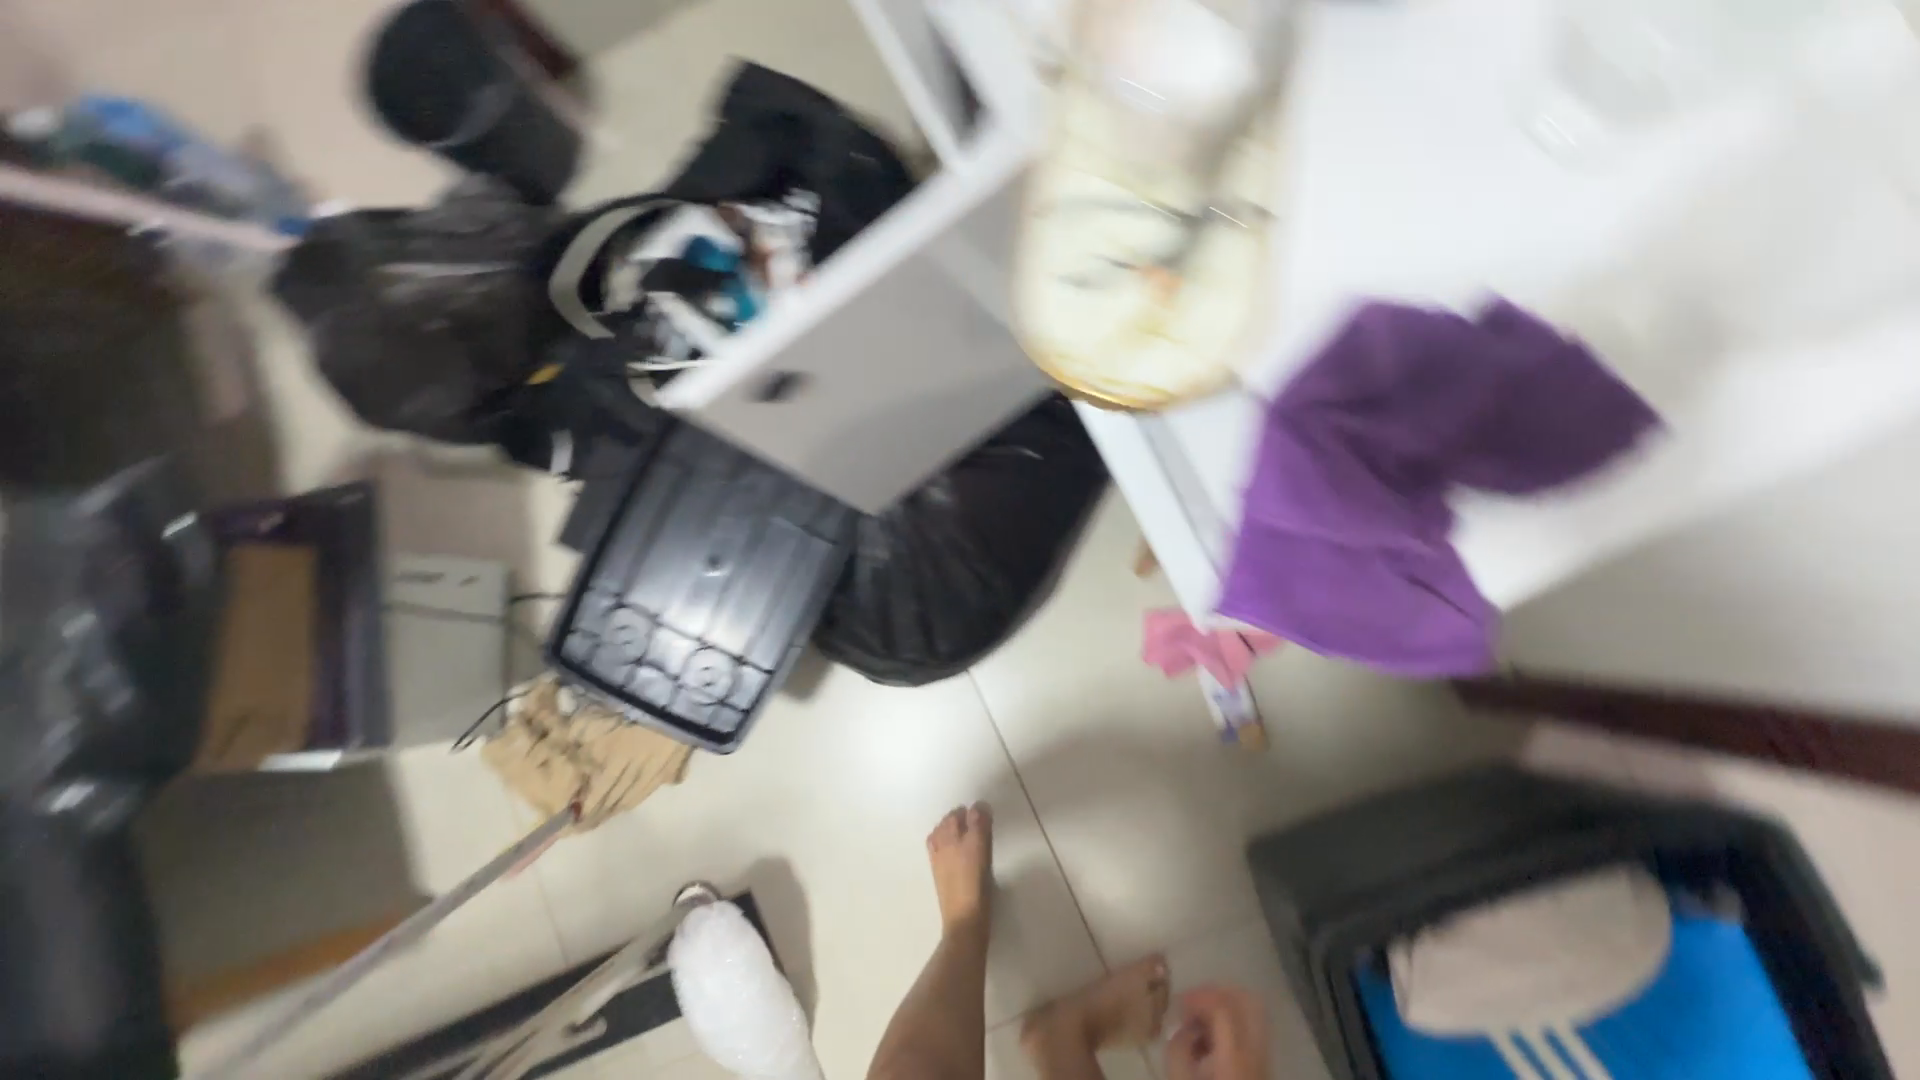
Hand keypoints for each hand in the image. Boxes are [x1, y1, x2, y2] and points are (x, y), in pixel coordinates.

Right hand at [1165, 985, 1267, 1079]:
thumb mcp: (1178, 1079)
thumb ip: (1178, 1046)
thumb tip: (1184, 1027)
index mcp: (1234, 1057)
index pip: (1223, 1005)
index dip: (1199, 995)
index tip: (1178, 1003)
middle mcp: (1256, 1054)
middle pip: (1249, 1001)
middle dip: (1217, 993)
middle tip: (1192, 1005)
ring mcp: (1265, 1063)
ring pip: (1253, 1016)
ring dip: (1225, 1010)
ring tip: (1199, 1028)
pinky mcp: (1264, 1072)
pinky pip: (1252, 1034)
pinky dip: (1231, 1028)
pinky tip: (1210, 1046)